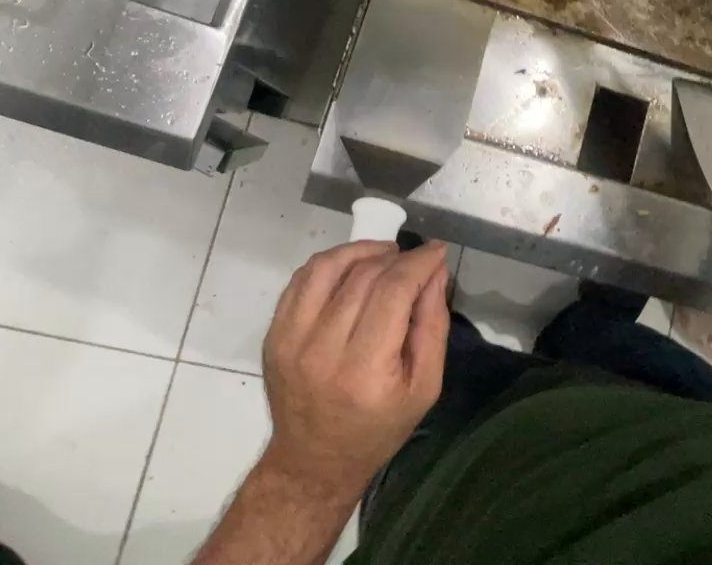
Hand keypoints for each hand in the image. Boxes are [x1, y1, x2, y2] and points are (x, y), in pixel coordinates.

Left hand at [260, 240, 449, 500]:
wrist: (314, 461)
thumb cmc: (378, 428)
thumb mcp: (424, 387)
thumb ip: (432, 325)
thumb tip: (435, 273)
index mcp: (365, 370)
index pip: (393, 292)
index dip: (418, 262)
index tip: (436, 250)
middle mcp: (322, 350)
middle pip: (363, 277)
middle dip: (397, 258)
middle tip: (416, 259)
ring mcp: (291, 340)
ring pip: (327, 268)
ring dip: (361, 250)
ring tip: (385, 254)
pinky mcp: (274, 334)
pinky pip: (302, 279)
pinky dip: (331, 263)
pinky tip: (352, 266)